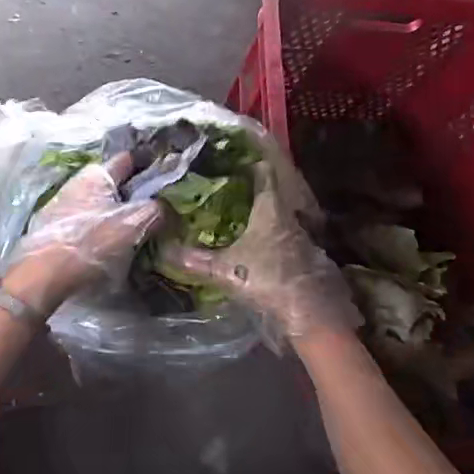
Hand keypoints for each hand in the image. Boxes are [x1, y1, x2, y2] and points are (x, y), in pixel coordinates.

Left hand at [6, 152, 164, 309]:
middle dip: (136, 194)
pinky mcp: (54, 228)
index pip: (130, 159)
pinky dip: (101, 227)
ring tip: (138, 231)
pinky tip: (110, 245)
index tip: (169, 178)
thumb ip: (156, 210)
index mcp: (97, 174)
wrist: (42, 275)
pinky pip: (87, 221)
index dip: (151, 165)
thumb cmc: (90, 242)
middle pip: (116, 183)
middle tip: (159, 210)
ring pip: (101, 203)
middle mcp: (77, 182)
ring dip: (118, 213)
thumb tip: (167, 207)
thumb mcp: (133, 225)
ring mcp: (62, 205)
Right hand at [159, 162, 360, 346]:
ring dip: (264, 217)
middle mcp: (290, 219)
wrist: (313, 314)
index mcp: (270, 211)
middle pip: (273, 195)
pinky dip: (274, 239)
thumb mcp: (226, 271)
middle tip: (229, 189)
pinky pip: (288, 240)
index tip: (235, 159)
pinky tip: (261, 249)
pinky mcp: (309, 260)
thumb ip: (196, 260)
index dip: (251, 163)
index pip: (264, 175)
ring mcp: (303, 240)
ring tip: (241, 218)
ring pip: (281, 219)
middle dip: (253, 192)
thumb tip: (160, 250)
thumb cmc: (269, 281)